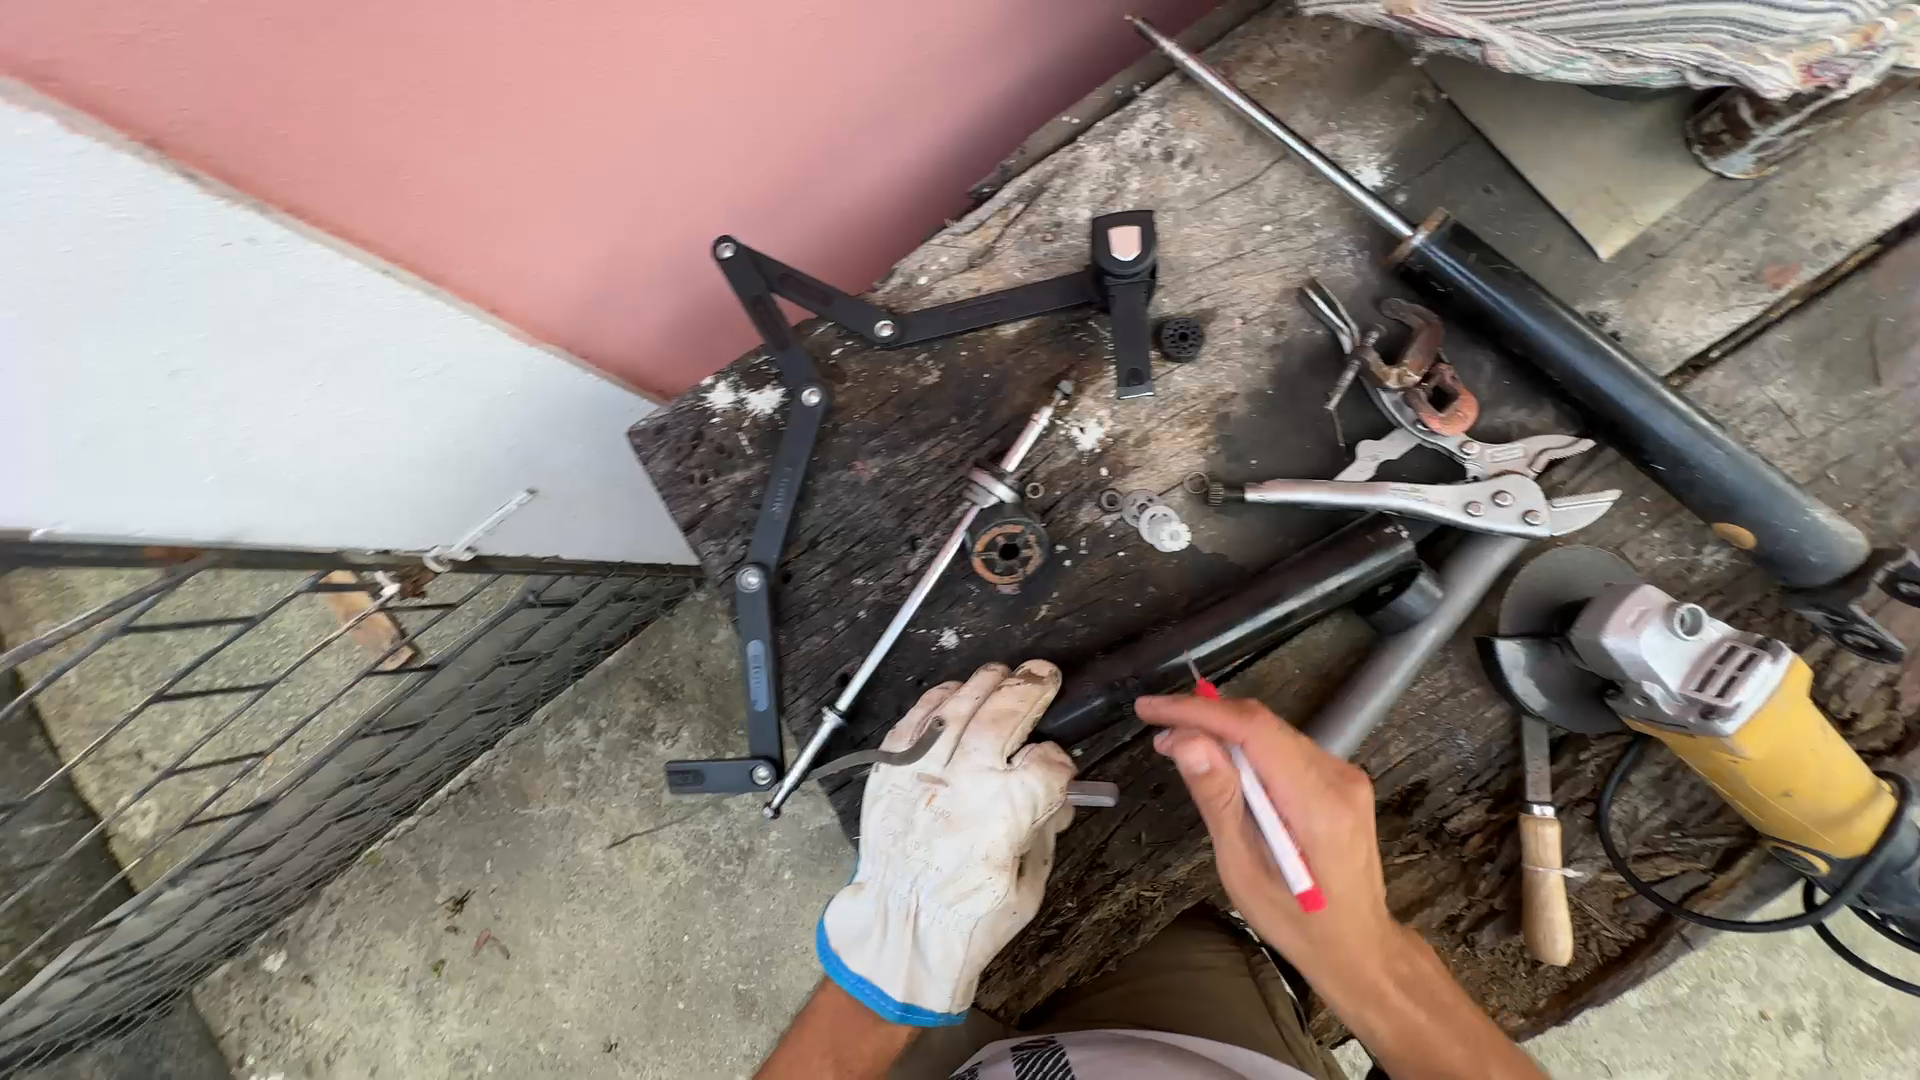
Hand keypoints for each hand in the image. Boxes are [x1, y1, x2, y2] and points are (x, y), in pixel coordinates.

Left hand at [818, 661, 1076, 1025]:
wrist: (899, 927)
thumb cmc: (969, 918)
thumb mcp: (1028, 884)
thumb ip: (1045, 829)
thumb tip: (1059, 793)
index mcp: (1001, 819)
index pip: (1046, 766)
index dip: (1059, 761)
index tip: (1059, 767)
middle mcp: (960, 786)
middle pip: (1002, 717)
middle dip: (1029, 689)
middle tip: (1044, 673)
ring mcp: (919, 774)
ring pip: (956, 708)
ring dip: (984, 683)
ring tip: (1004, 673)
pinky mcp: (889, 772)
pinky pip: (914, 720)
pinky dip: (937, 701)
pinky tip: (955, 693)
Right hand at [1136, 693, 1399, 980]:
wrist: (1359, 946)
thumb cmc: (1297, 922)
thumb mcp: (1244, 869)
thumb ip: (1218, 799)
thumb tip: (1185, 742)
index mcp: (1318, 803)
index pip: (1253, 731)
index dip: (1198, 712)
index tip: (1151, 710)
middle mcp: (1337, 777)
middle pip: (1261, 724)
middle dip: (1202, 716)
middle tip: (1155, 727)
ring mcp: (1342, 775)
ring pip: (1269, 730)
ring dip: (1219, 729)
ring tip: (1175, 743)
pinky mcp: (1337, 778)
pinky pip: (1279, 745)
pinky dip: (1241, 745)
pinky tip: (1215, 760)